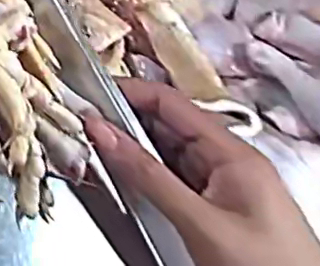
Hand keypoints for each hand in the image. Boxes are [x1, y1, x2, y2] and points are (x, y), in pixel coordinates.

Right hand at [84, 78, 319, 265]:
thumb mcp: (200, 225)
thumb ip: (147, 176)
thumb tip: (98, 127)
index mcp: (233, 151)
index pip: (171, 102)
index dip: (129, 93)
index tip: (89, 97)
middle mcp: (233, 162)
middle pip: (171, 127)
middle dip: (129, 125)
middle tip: (86, 130)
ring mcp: (232, 190)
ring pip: (174, 157)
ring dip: (139, 154)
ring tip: (100, 154)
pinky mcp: (229, 216)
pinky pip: (183, 184)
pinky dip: (155, 180)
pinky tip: (133, 186)